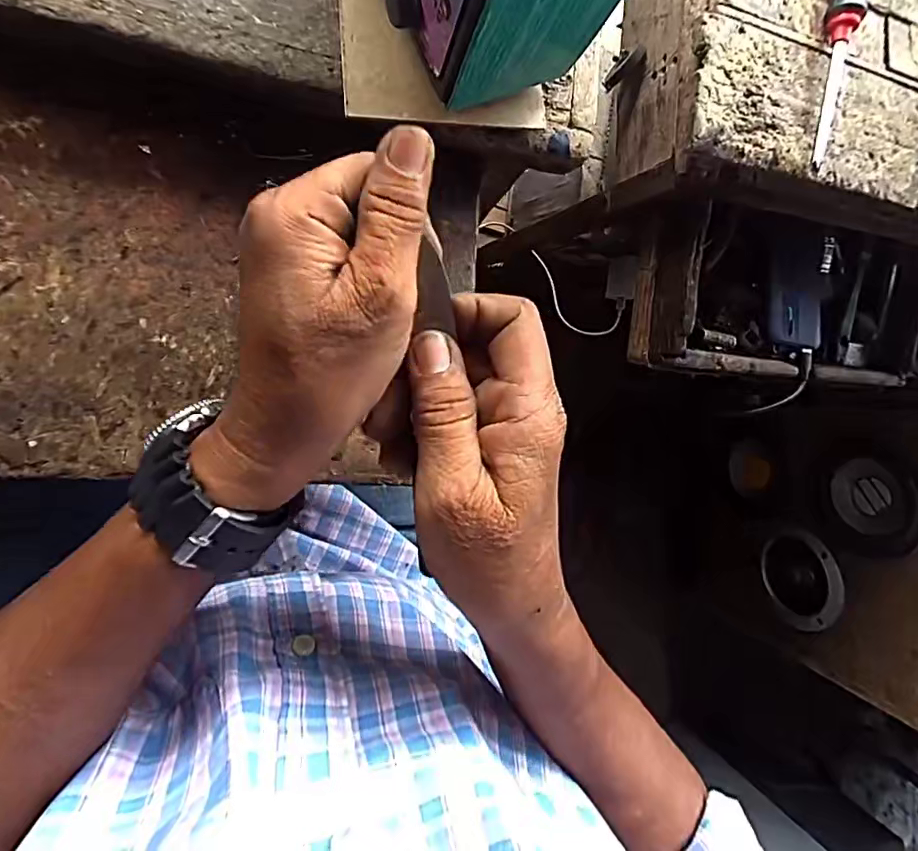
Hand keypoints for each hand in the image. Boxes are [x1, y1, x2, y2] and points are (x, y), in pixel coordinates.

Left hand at [190, 125, 434, 511]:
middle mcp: (277, 215)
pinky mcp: (291, 262)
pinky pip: (349, 249)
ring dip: (384, 265)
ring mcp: (280, 239)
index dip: (408, 220)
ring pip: (366, 225)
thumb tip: (413, 140)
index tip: (402, 271)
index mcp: (292, 211)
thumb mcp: (381, 288)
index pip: (378, 169)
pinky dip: (367, 277)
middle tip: (388, 299)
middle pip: (371, 195)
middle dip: (396, 244)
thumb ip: (398, 210)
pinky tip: (362, 310)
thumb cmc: (328, 373)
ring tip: (373, 310)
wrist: (284, 427)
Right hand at [400, 294, 570, 649]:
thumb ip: (443, 409)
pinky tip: (404, 456)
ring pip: (455, 376)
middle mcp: (523, 405)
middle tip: (388, 410)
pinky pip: (451, 408)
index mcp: (528, 407)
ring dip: (415, 399)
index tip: (418, 337)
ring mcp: (505, 423)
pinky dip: (420, 422)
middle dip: (425, 366)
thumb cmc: (488, 560)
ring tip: (391, 440)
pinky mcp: (488, 441)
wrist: (510, 606)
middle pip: (476, 345)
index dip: (468, 311)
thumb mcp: (451, 484)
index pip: (514, 319)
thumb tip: (431, 342)